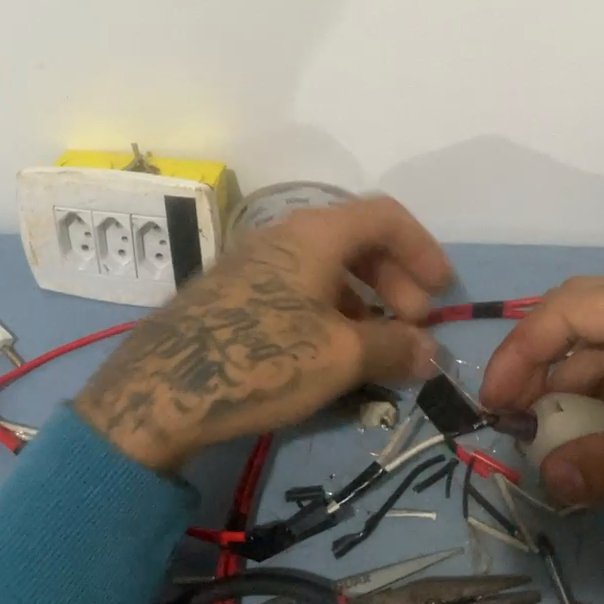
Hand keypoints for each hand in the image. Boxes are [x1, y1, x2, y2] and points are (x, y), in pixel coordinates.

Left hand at [75, 197, 451, 472]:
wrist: (162, 388)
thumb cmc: (261, 358)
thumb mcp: (340, 356)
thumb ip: (394, 348)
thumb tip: (430, 353)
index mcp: (314, 234)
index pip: (384, 216)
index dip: (421, 249)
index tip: (441, 293)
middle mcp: (281, 236)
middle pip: (355, 240)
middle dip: (393, 280)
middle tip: (411, 326)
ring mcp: (250, 264)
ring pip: (323, 268)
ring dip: (360, 301)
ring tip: (374, 347)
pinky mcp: (229, 294)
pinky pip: (293, 289)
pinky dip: (325, 312)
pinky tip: (326, 353)